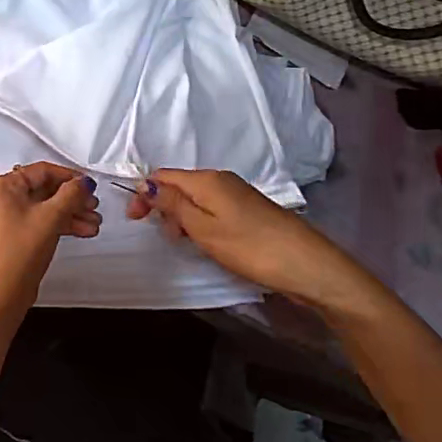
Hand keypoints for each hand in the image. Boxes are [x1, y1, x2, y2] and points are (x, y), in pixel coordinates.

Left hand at [0, 163, 100, 329]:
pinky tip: (82, 231)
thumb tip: (82, 182)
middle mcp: (2, 198)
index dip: (69, 176)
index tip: (88, 184)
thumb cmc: (17, 254)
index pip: (42, 170)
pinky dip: (61, 224)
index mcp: (4, 186)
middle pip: (45, 189)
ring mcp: (7, 217)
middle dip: (73, 198)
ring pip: (46, 207)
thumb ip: (71, 195)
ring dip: (71, 213)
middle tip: (93, 205)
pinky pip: (41, 221)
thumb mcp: (51, 217)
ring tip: (93, 222)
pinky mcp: (14, 234)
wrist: (2, 293)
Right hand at [127, 169, 385, 322]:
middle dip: (162, 205)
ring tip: (186, 242)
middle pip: (178, 184)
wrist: (307, 266)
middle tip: (167, 236)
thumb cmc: (249, 247)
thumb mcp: (203, 228)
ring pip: (194, 198)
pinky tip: (206, 241)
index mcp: (206, 179)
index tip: (133, 219)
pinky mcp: (248, 210)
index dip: (144, 192)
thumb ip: (172, 204)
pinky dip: (199, 221)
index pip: (163, 175)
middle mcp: (220, 179)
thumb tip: (146, 183)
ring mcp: (237, 194)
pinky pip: (211, 207)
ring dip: (181, 216)